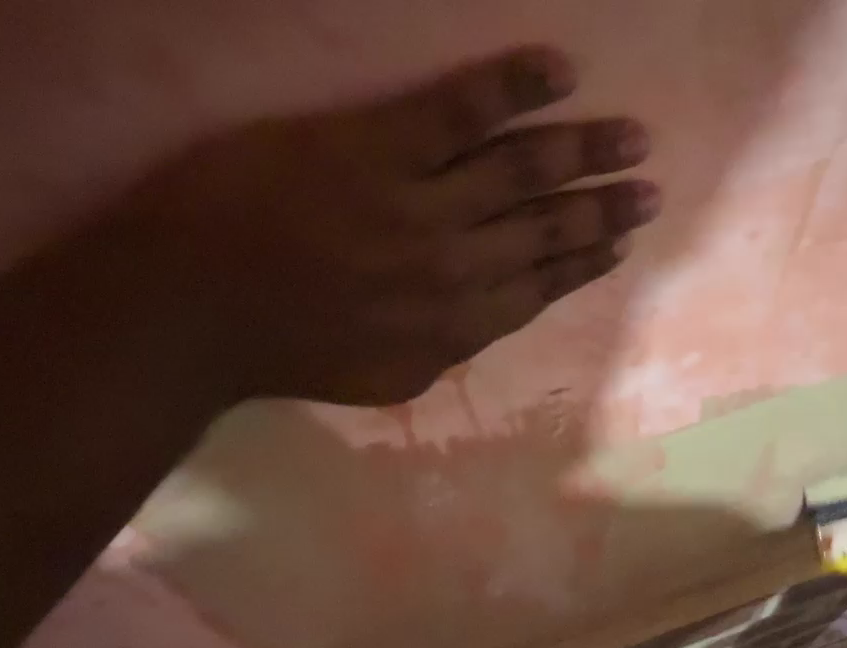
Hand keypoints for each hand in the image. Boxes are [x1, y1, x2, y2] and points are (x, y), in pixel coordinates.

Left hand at [93, 45, 657, 406]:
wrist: (196, 314)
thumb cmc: (285, 351)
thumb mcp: (382, 377)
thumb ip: (441, 354)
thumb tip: (477, 331)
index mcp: (456, 326)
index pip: (540, 287)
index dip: (587, 263)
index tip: (622, 245)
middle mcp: (456, 268)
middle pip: (547, 230)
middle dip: (606, 209)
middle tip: (651, 188)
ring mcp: (421, 207)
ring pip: (522, 175)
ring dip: (585, 154)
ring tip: (632, 138)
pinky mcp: (377, 152)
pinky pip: (458, 114)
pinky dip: (513, 90)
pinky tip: (559, 72)